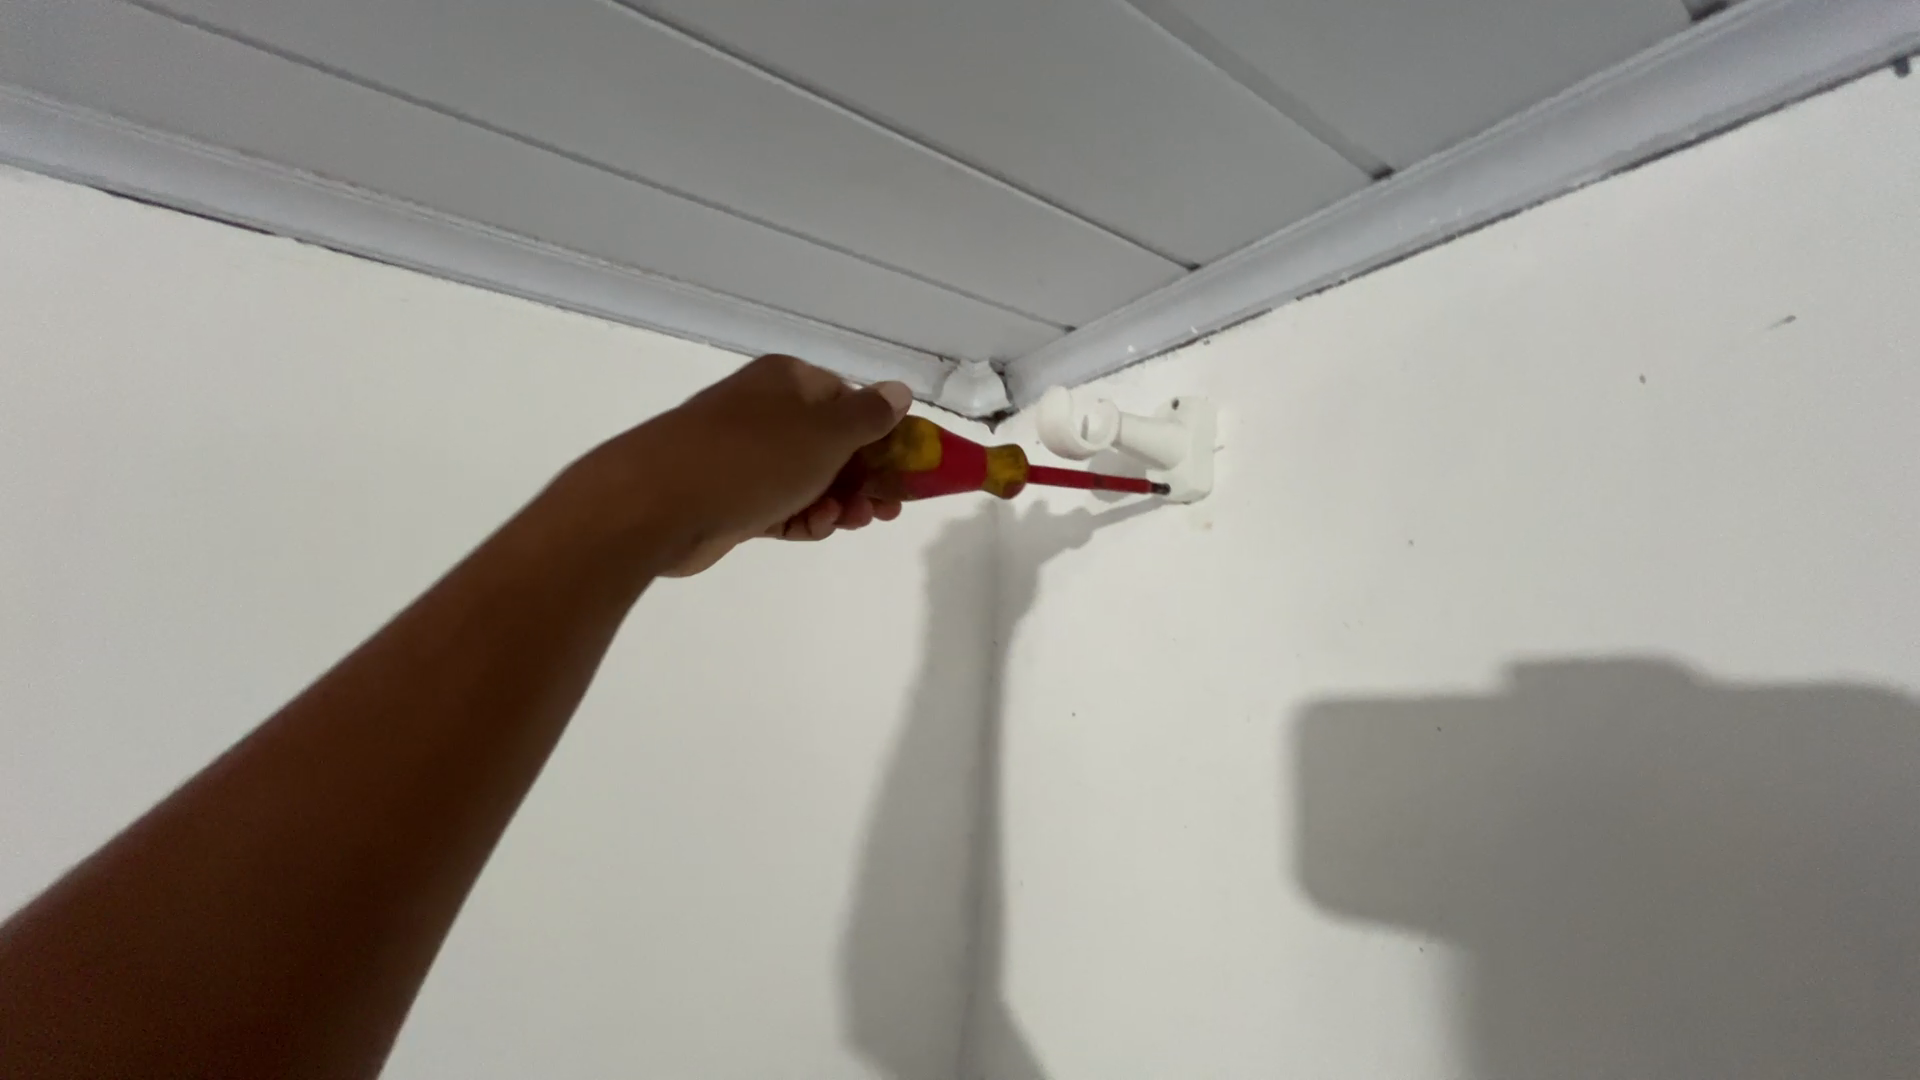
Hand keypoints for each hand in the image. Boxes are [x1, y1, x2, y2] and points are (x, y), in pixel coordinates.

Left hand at [567, 354, 911, 576]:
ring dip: (838, 502)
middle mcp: (767, 413)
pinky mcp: (731, 497)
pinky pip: (781, 505)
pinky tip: (817, 529)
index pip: (849, 402)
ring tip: (855, 522)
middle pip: (833, 444)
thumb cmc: (753, 458)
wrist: (656, 504)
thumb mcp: (825, 434)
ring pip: (809, 479)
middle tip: (888, 508)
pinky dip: (803, 517)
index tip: (906, 471)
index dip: (883, 436)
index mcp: (789, 382)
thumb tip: (900, 391)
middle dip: (865, 478)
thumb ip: (869, 416)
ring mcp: (745, 456)